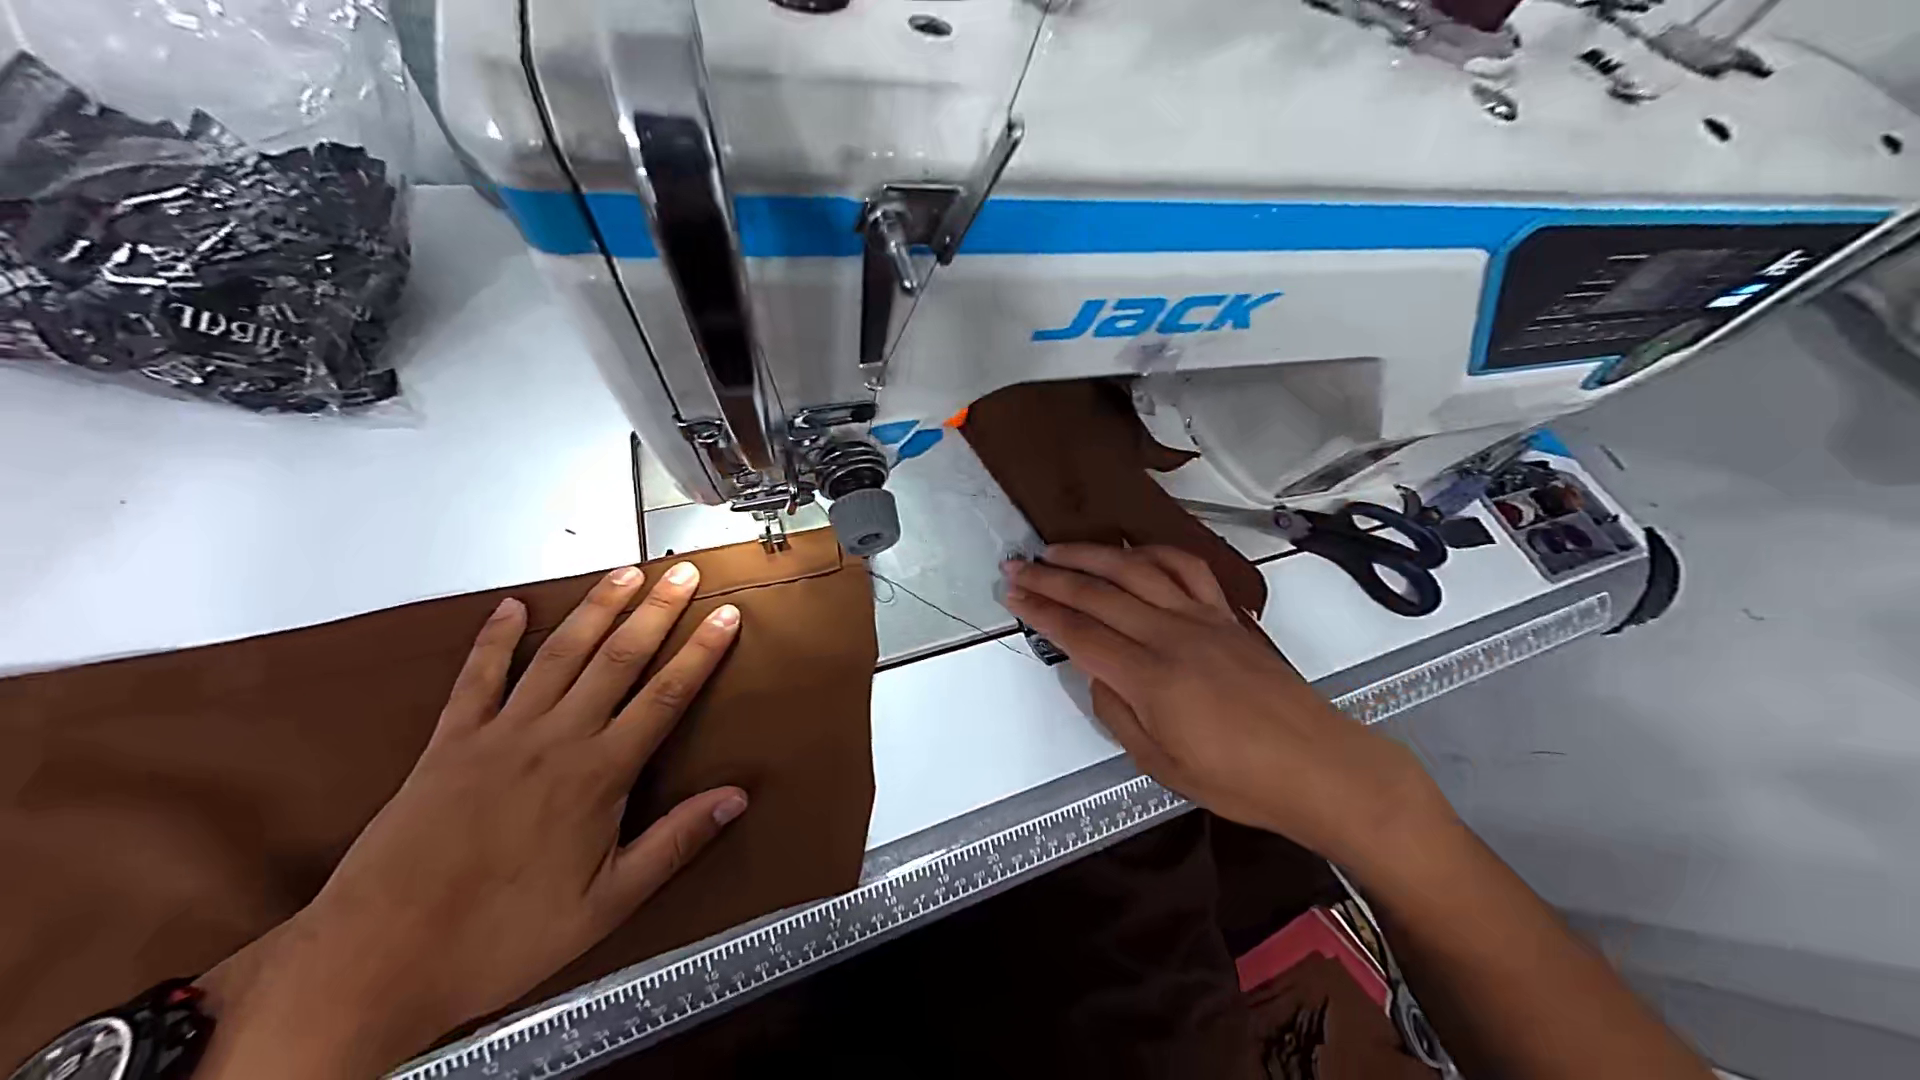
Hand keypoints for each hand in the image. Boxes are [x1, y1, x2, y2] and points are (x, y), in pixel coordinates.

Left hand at [195, 563, 748, 1078]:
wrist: (375, 964)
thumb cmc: (502, 938)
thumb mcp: (607, 903)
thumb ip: (674, 843)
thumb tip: (735, 798)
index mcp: (597, 775)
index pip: (665, 696)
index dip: (701, 652)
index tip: (725, 616)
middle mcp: (554, 740)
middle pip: (618, 659)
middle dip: (657, 611)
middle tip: (682, 574)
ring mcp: (499, 735)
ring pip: (559, 655)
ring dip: (596, 610)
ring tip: (625, 574)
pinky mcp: (449, 744)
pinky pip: (476, 678)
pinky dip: (495, 639)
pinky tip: (512, 608)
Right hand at [1002, 544, 1453, 871]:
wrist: (1319, 767)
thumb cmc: (1238, 781)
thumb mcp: (1160, 765)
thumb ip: (1117, 713)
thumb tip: (1098, 673)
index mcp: (1149, 679)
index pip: (1079, 634)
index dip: (1041, 611)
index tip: (1013, 593)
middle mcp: (1171, 636)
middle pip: (1098, 594)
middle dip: (1050, 576)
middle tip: (1017, 564)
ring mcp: (1202, 618)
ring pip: (1136, 570)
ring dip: (1092, 554)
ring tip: (1059, 548)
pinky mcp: (1228, 614)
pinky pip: (1187, 569)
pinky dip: (1154, 551)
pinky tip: (1132, 551)